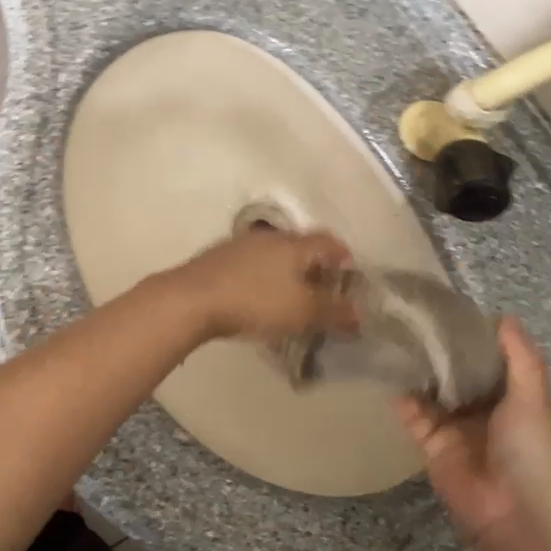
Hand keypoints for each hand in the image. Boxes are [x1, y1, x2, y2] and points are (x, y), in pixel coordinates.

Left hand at [149, 230, 356, 343]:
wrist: (192, 298)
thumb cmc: (255, 301)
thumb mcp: (303, 311)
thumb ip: (334, 311)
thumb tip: (359, 313)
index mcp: (294, 244)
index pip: (328, 240)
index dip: (343, 257)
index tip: (350, 276)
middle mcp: (268, 237)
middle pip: (300, 246)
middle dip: (314, 267)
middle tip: (323, 292)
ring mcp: (239, 245)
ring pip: (274, 256)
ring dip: (286, 274)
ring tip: (291, 300)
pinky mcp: (218, 259)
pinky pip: (251, 266)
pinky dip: (263, 279)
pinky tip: (258, 301)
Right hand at [397, 319, 550, 543]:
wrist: (514, 517)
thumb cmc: (533, 454)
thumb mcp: (535, 401)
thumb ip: (521, 360)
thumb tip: (504, 317)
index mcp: (519, 401)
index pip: (495, 361)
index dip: (476, 337)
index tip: (451, 307)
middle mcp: (488, 411)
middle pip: (461, 373)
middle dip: (441, 350)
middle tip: (412, 315)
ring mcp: (458, 428)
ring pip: (434, 391)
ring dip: (419, 370)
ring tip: (393, 335)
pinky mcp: (432, 444)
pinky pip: (413, 415)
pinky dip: (401, 396)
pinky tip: (386, 370)